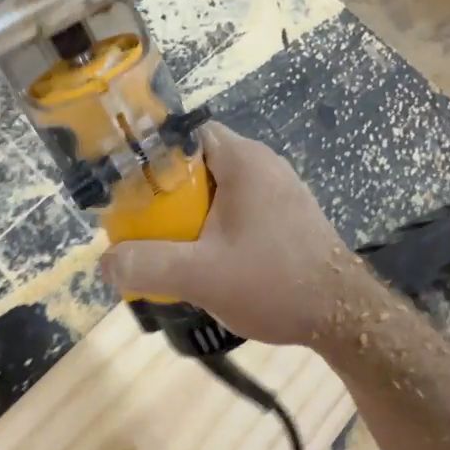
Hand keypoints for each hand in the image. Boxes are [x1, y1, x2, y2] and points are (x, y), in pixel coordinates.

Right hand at [99, 123, 374, 345]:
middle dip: (169, 189)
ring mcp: (280, 188)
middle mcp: (263, 163)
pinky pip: (241, 205)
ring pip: (221, 187)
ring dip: (194, 211)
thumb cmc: (274, 282)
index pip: (186, 134)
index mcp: (243, 160)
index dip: (153, 154)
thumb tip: (105, 263)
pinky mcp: (289, 214)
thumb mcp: (201, 276)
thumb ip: (148, 266)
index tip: (129, 185)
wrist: (344, 315)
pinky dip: (219, 223)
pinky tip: (210, 256)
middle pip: (200, 162)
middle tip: (144, 221)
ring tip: (171, 242)